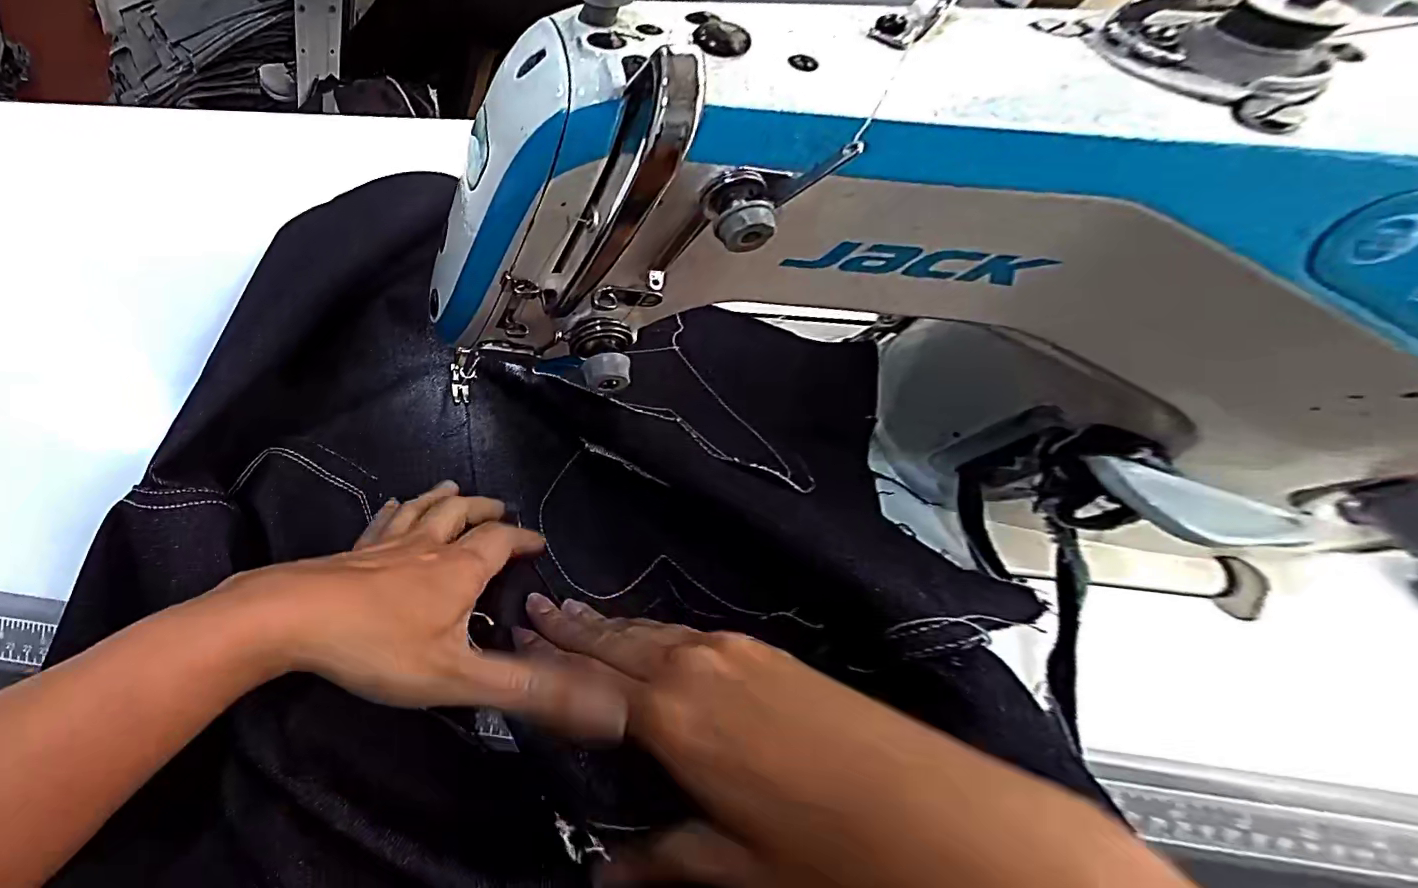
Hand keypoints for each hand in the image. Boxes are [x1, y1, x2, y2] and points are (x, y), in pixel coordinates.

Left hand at [219, 483, 627, 739]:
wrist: (297, 616)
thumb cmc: (380, 647)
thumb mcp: (456, 676)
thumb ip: (521, 688)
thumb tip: (596, 703)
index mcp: (458, 569)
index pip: (500, 542)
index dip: (523, 539)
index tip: (539, 542)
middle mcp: (427, 546)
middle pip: (462, 514)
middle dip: (485, 509)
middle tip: (500, 507)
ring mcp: (388, 543)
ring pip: (424, 509)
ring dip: (444, 498)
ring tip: (454, 487)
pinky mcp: (356, 550)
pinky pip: (384, 520)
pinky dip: (399, 509)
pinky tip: (395, 505)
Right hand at [517, 597, 821, 886]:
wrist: (944, 814)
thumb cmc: (833, 853)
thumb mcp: (741, 868)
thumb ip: (665, 859)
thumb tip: (603, 875)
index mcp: (672, 720)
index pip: (591, 680)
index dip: (553, 659)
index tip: (521, 635)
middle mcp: (691, 669)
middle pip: (615, 641)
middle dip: (572, 627)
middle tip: (536, 606)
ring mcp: (729, 652)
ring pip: (650, 631)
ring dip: (610, 625)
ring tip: (578, 613)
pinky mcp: (762, 650)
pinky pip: (687, 634)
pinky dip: (653, 632)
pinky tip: (649, 636)